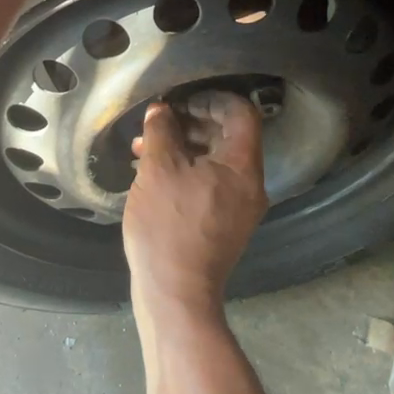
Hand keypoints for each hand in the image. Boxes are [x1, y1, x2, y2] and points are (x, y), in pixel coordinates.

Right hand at [123, 92, 270, 315]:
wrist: (175, 296)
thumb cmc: (169, 227)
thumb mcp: (158, 169)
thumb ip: (161, 130)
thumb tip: (161, 110)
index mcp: (244, 167)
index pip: (242, 112)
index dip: (212, 98)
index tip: (181, 99)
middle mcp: (250, 185)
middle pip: (228, 136)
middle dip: (190, 123)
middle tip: (157, 122)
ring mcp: (239, 208)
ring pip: (215, 161)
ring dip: (182, 147)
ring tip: (144, 148)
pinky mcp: (223, 225)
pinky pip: (210, 183)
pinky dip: (186, 171)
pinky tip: (153, 174)